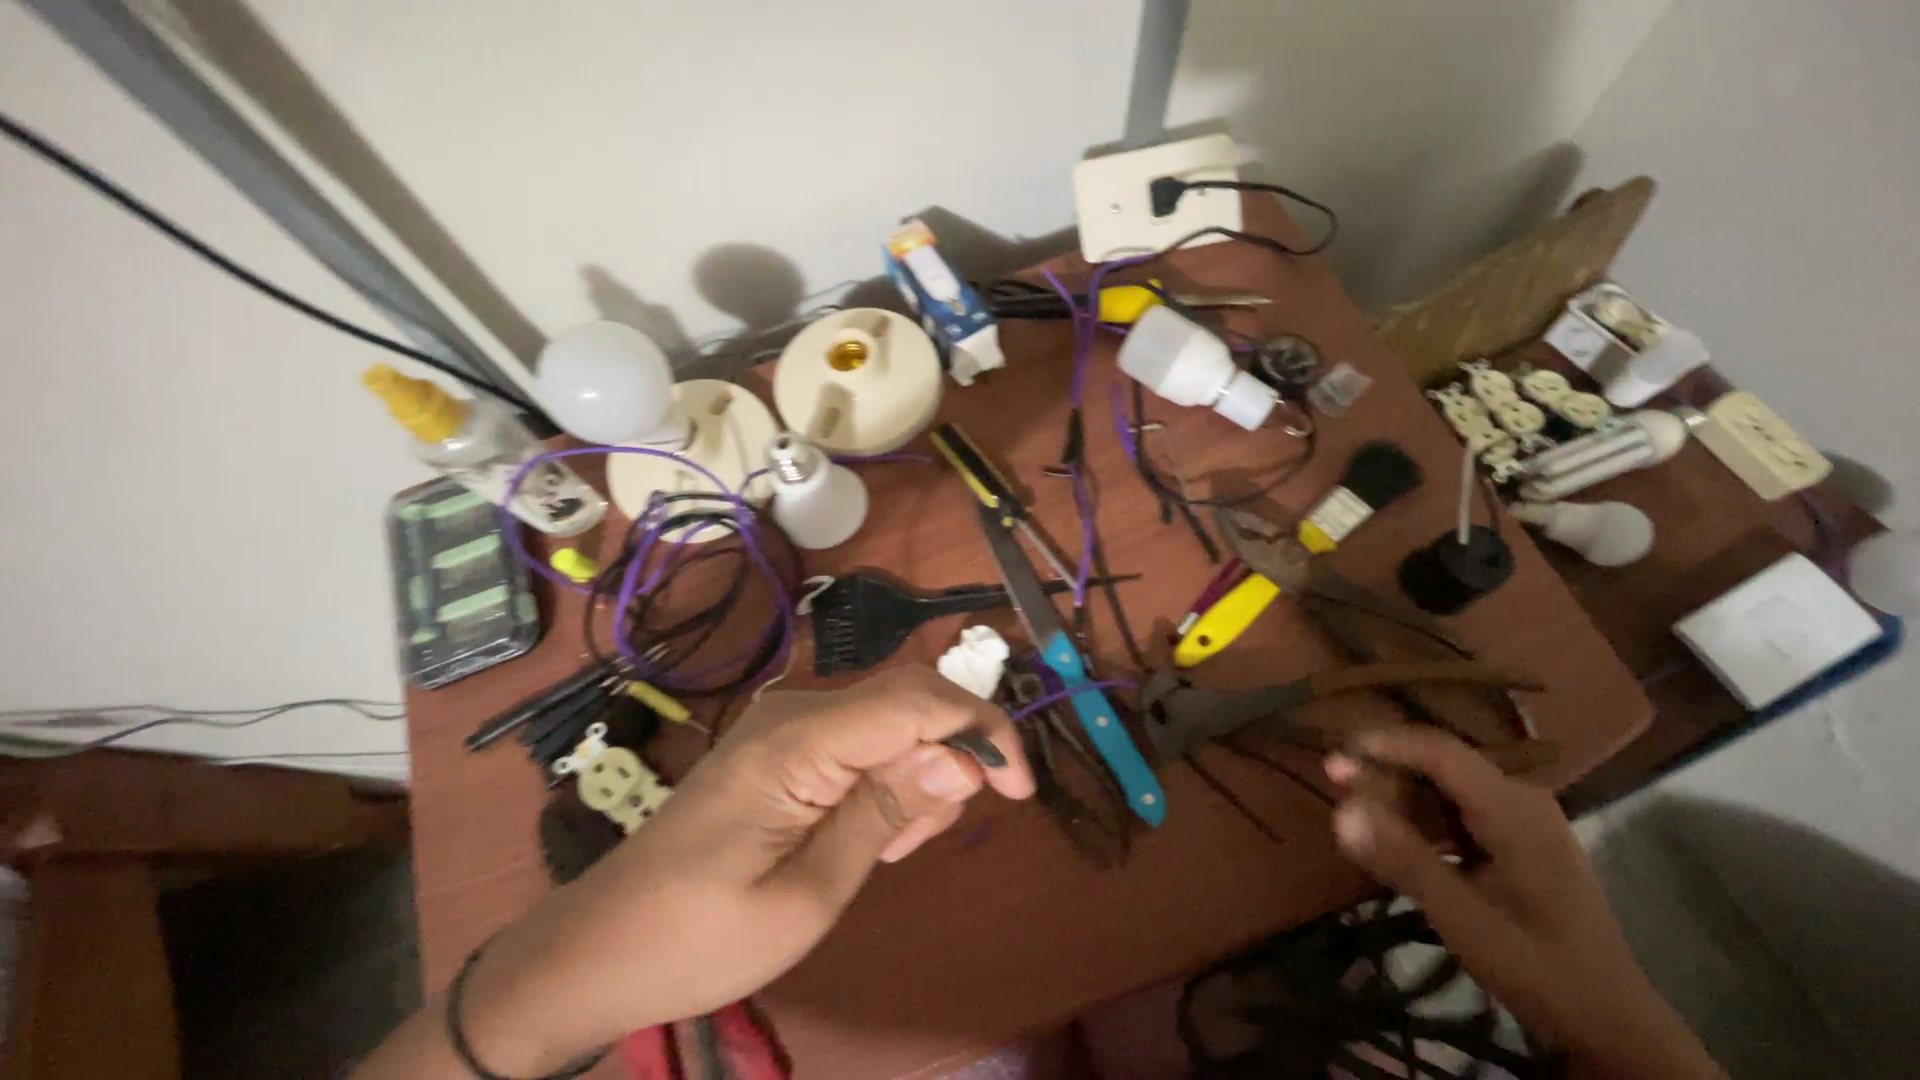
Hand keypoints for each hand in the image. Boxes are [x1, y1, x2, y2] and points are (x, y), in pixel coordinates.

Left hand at [358, 666, 1032, 1078]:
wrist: (601, 946)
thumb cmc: (700, 936)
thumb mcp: (808, 894)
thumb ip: (886, 813)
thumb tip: (961, 757)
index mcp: (800, 740)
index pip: (918, 699)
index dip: (982, 730)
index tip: (1019, 790)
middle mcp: (797, 712)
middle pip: (910, 701)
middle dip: (947, 760)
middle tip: (916, 846)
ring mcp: (786, 726)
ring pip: (892, 722)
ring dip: (914, 781)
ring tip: (883, 855)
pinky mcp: (782, 747)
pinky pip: (861, 743)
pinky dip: (884, 784)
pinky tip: (862, 839)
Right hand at [1325, 728, 1723, 1079]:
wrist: (1611, 1023)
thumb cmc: (1538, 968)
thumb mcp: (1464, 919)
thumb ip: (1403, 861)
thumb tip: (1340, 811)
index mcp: (1515, 810)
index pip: (1440, 751)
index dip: (1384, 746)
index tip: (1333, 758)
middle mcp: (1521, 800)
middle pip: (1440, 766)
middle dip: (1385, 774)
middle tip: (1336, 790)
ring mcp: (1522, 820)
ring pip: (1445, 788)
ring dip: (1400, 798)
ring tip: (1358, 819)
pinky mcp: (1517, 841)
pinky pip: (1458, 811)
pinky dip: (1422, 820)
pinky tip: (1397, 842)